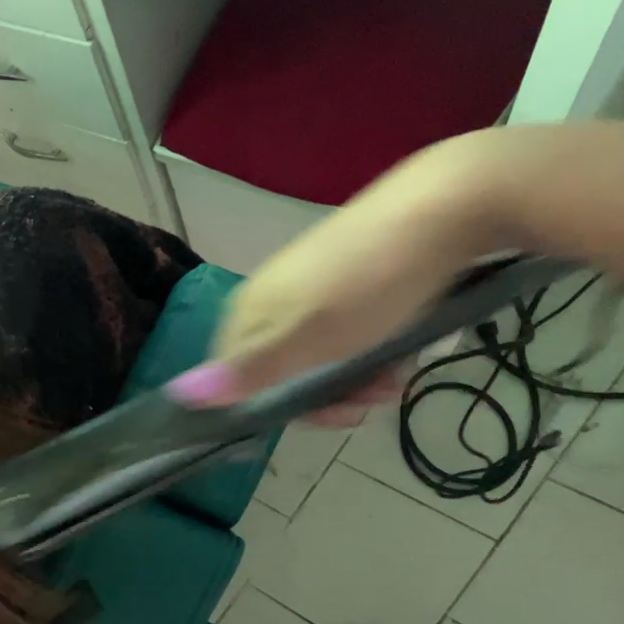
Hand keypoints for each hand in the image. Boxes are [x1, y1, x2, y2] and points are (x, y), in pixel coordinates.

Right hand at [166, 131, 509, 419]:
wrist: (445, 207)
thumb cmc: (369, 283)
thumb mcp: (307, 339)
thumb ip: (247, 370)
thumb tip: (179, 394)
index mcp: (248, 314)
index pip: (236, 380)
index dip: (276, 407)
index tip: (327, 415)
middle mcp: (268, 302)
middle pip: (280, 372)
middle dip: (328, 395)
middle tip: (374, 399)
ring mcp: (307, 288)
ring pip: (317, 356)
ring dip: (358, 378)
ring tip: (398, 378)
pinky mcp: (344, 278)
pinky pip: (345, 332)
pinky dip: (372, 350)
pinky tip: (402, 352)